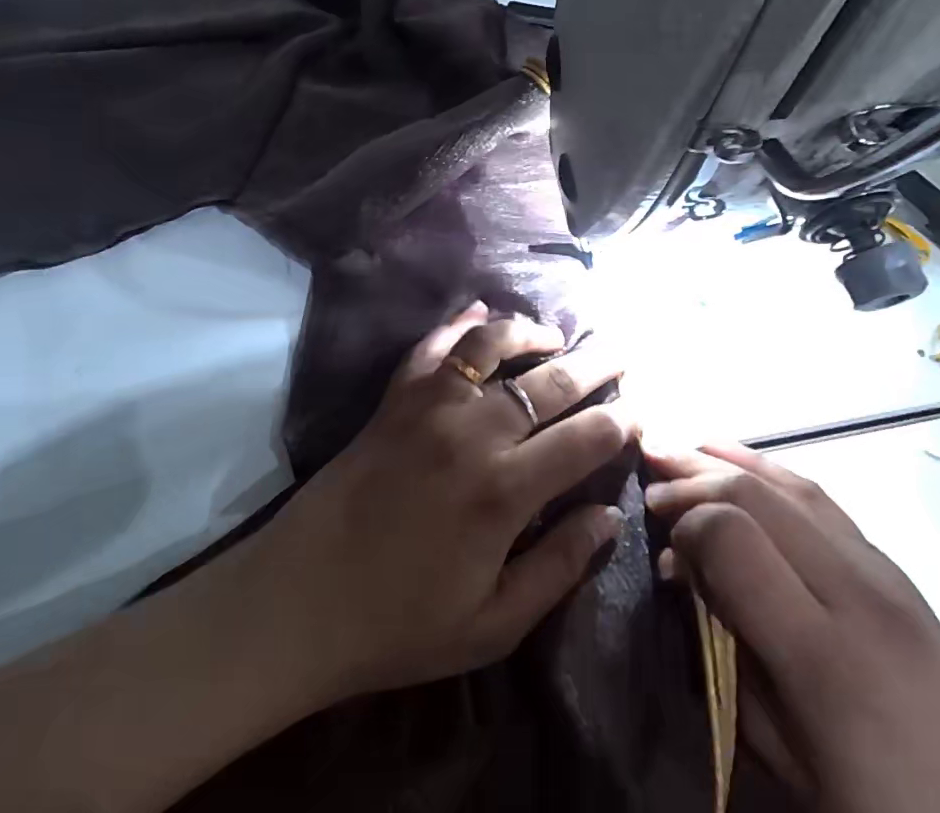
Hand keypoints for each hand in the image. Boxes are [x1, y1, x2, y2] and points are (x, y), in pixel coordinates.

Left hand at [245, 302, 634, 701]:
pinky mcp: (390, 406)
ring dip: (526, 333)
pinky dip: (455, 327)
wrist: (300, 599)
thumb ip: (558, 566)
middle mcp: (470, 435)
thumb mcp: (494, 624)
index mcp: (504, 492)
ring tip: (554, 334)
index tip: (639, 409)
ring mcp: (425, 411)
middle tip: (620, 352)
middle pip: (547, 384)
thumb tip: (608, 515)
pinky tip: (475, 314)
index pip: (585, 438)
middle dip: (593, 364)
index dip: (621, 420)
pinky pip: (428, 351)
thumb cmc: (400, 623)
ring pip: (487, 349)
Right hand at [645, 443, 939, 812]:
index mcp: (822, 654)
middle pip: (761, 498)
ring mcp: (888, 578)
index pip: (733, 537)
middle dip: (696, 475)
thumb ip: (723, 651)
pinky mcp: (901, 575)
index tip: (660, 538)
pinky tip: (746, 465)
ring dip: (734, 461)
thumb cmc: (865, 800)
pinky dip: (775, 474)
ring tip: (685, 446)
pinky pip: (828, 504)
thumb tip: (682, 574)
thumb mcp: (774, 746)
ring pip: (798, 487)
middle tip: (650, 466)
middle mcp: (859, 595)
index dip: (685, 522)